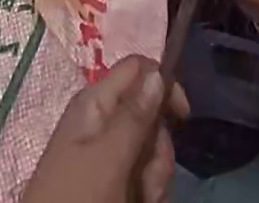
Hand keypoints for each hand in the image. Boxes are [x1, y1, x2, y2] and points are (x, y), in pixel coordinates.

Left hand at [22, 54, 187, 202]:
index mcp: (96, 102)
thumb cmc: (76, 199)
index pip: (137, 68)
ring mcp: (107, 151)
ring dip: (155, 176)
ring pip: (150, 148)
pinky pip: (143, 173)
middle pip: (150, 112)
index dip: (164, 84)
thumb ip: (134, 116)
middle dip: (159, 148)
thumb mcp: (108, 159)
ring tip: (143, 200)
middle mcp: (103, 119)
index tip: (182, 118)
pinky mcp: (112, 179)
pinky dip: (148, 190)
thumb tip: (159, 72)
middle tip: (149, 182)